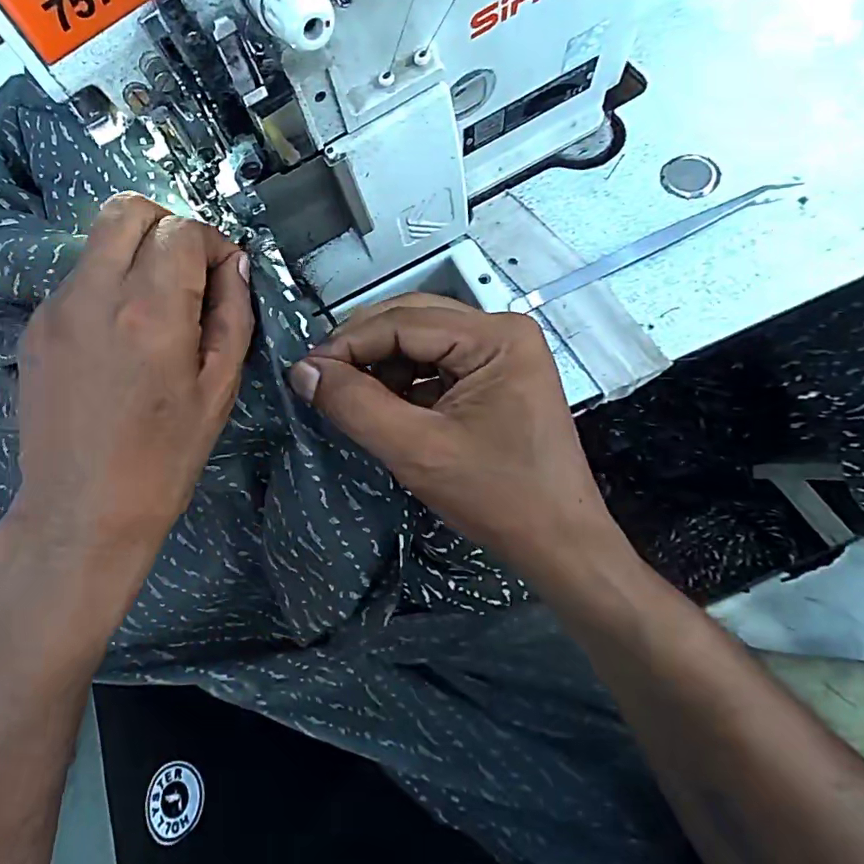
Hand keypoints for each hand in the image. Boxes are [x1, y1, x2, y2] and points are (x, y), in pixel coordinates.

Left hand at [0, 193, 253, 608]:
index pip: (182, 231)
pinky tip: (124, 337)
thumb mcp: (219, 388)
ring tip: (160, 308)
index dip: (213, 243)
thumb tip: (234, 266)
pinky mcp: (35, 328)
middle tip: (192, 271)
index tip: (226, 275)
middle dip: (169, 226)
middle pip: (127, 210)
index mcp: (149, 311)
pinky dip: (110, 284)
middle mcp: (94, 294)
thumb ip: (233, 315)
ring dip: (138, 255)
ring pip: (99, 242)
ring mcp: (55, 308)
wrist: (82, 509)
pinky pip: (79, 279)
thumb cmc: (166, 455)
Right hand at [288, 294, 613, 577]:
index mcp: (497, 336)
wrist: (559, 542)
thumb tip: (304, 371)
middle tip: (321, 380)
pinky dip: (407, 383)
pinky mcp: (499, 379)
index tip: (305, 372)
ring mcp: (505, 354)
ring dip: (383, 367)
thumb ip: (355, 405)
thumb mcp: (417, 450)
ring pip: (424, 343)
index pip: (405, 321)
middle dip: (364, 349)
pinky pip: (440, 366)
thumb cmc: (499, 496)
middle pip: (415, 321)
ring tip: (351, 398)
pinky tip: (386, 408)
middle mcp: (504, 331)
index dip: (348, 342)